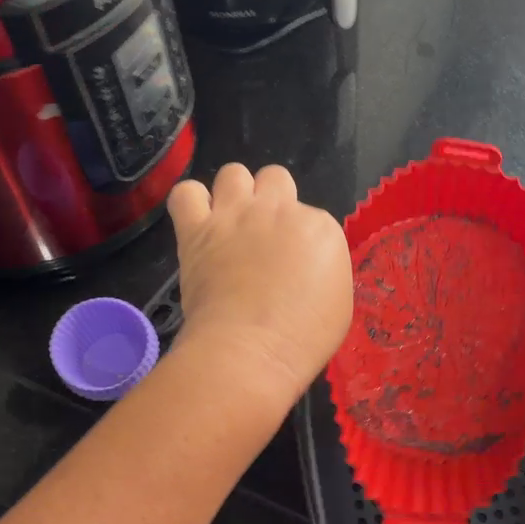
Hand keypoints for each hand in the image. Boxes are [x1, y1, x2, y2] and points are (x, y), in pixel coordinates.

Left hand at [168, 164, 352, 402]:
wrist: (249, 351)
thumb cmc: (303, 338)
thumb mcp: (338, 302)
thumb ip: (324, 269)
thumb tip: (305, 266)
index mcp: (320, 227)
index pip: (310, 217)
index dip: (299, 240)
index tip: (292, 267)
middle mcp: (280, 209)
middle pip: (275, 178)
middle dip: (269, 199)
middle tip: (262, 235)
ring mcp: (237, 214)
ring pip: (233, 172)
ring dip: (231, 194)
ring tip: (228, 224)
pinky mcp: (198, 228)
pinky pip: (185, 193)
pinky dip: (190, 204)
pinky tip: (196, 223)